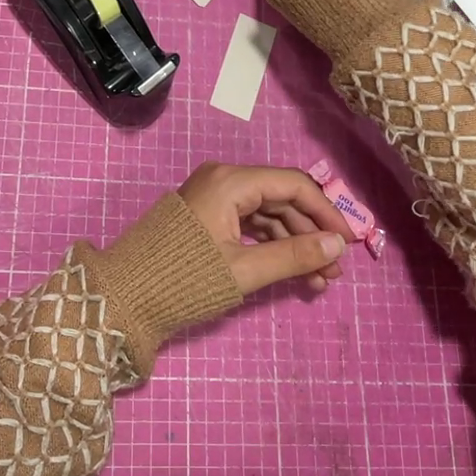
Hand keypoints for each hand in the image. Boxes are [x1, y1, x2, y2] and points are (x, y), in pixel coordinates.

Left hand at [176, 162, 352, 293]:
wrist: (127, 295)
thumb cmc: (187, 279)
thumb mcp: (245, 270)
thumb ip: (294, 256)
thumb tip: (337, 244)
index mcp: (231, 181)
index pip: (293, 185)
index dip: (325, 213)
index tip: (348, 244)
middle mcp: (224, 179)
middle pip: (282, 199)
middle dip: (311, 234)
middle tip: (334, 272)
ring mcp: (215, 197)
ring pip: (268, 214)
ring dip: (294, 244)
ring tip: (318, 281)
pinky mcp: (209, 215)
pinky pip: (250, 224)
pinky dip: (272, 246)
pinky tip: (292, 273)